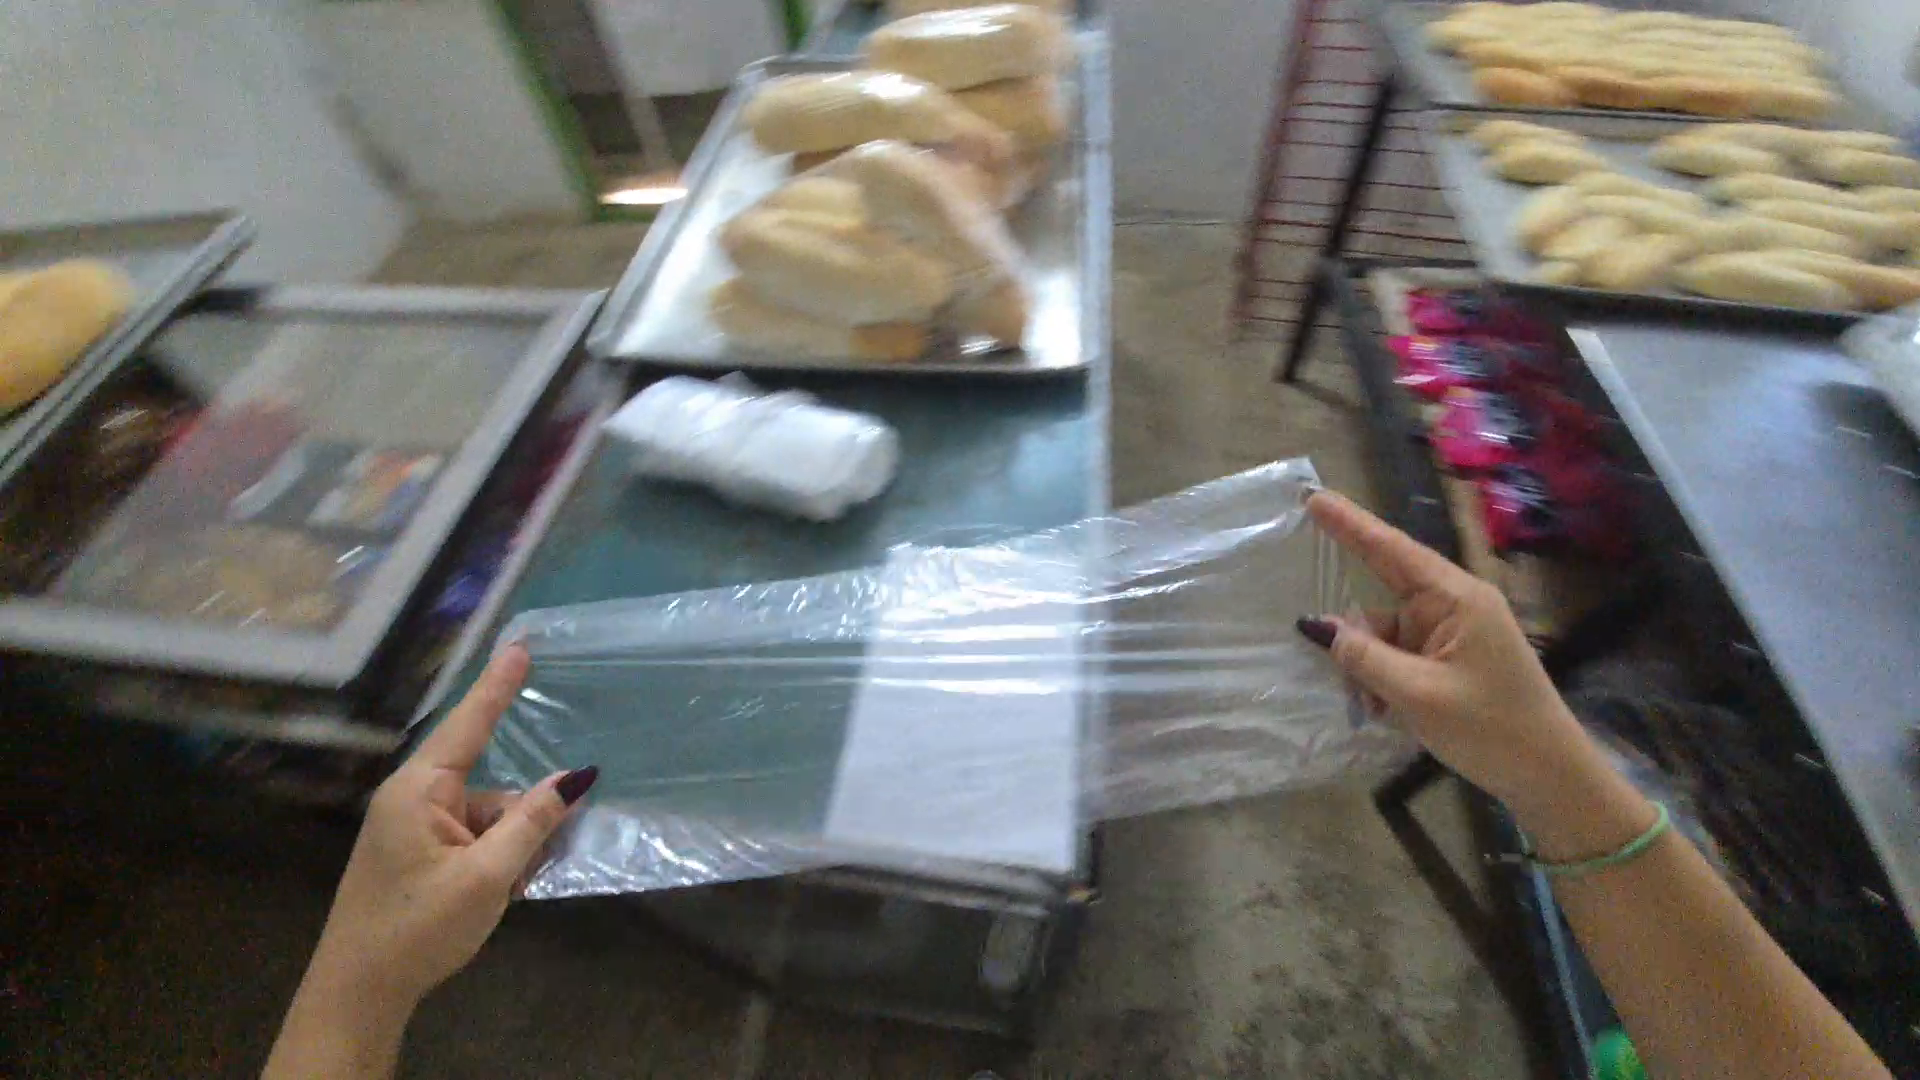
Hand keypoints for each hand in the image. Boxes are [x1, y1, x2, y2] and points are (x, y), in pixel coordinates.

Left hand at [307, 644, 596, 1008]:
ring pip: (490, 811)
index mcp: (418, 792)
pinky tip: (501, 889)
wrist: (354, 1001)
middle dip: (521, 815)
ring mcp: (414, 825)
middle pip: (491, 781)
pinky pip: (477, 833)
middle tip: (527, 857)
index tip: (519, 646)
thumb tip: (575, 777)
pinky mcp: (418, 849)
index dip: (498, 685)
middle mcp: (413, 799)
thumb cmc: (416, 930)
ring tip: (512, 887)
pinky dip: (499, 854)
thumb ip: (533, 820)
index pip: (467, 724)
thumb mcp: (487, 876)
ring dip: (513, 842)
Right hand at [1300, 491, 1649, 856]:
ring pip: (1379, 631)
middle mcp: (1451, 605)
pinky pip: (1392, 653)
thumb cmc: (1492, 730)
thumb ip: (1362, 656)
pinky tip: (1385, 710)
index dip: (1349, 523)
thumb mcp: (1417, 695)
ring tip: (1376, 707)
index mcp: (1456, 599)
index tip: (1313, 498)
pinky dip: (1379, 678)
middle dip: (1355, 629)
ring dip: (1367, 666)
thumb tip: (1316, 625)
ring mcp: (1448, 632)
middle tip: (1338, 643)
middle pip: (1379, 595)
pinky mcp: (1445, 657)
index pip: (1391, 550)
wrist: (1552, 780)